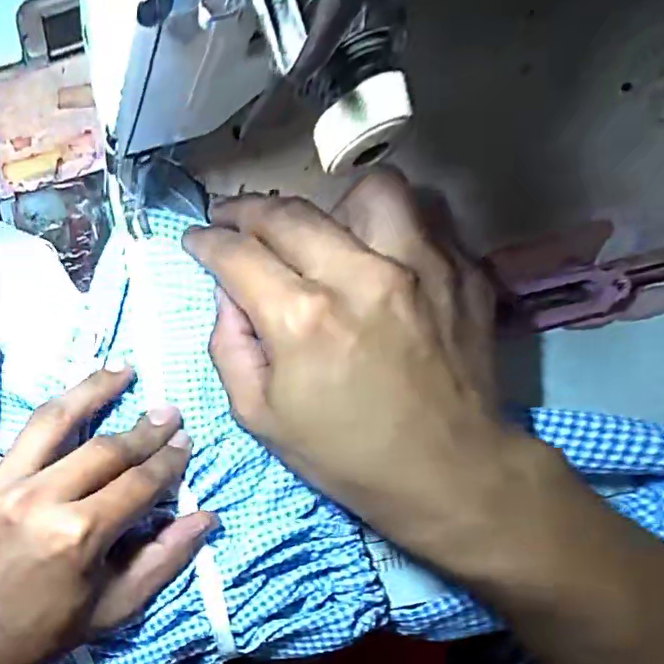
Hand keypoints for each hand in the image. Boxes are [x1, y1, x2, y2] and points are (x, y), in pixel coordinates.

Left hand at [0, 341, 215, 663]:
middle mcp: (39, 499)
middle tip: (168, 412)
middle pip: (104, 450)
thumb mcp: (115, 607)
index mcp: (79, 535)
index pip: (138, 484)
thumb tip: (207, 517)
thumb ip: (163, 560)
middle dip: (143, 431)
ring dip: (89, 390)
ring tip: (120, 368)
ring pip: (51, 421)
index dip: (168, 463)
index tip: (186, 443)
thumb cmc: (45, 630)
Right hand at [181, 170, 541, 558]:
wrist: (443, 472)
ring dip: (333, 207)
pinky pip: (426, 218)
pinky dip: (392, 229)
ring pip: (370, 191)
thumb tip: (228, 295)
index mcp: (302, 320)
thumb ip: (230, 349)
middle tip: (234, 221)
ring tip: (325, 234)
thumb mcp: (261, 418)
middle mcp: (361, 276)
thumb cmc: (343, 455)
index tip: (198, 238)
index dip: (208, 241)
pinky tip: (381, 260)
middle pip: (290, 213)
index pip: (239, 255)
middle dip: (247, 211)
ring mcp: (422, 265)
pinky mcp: (465, 271)